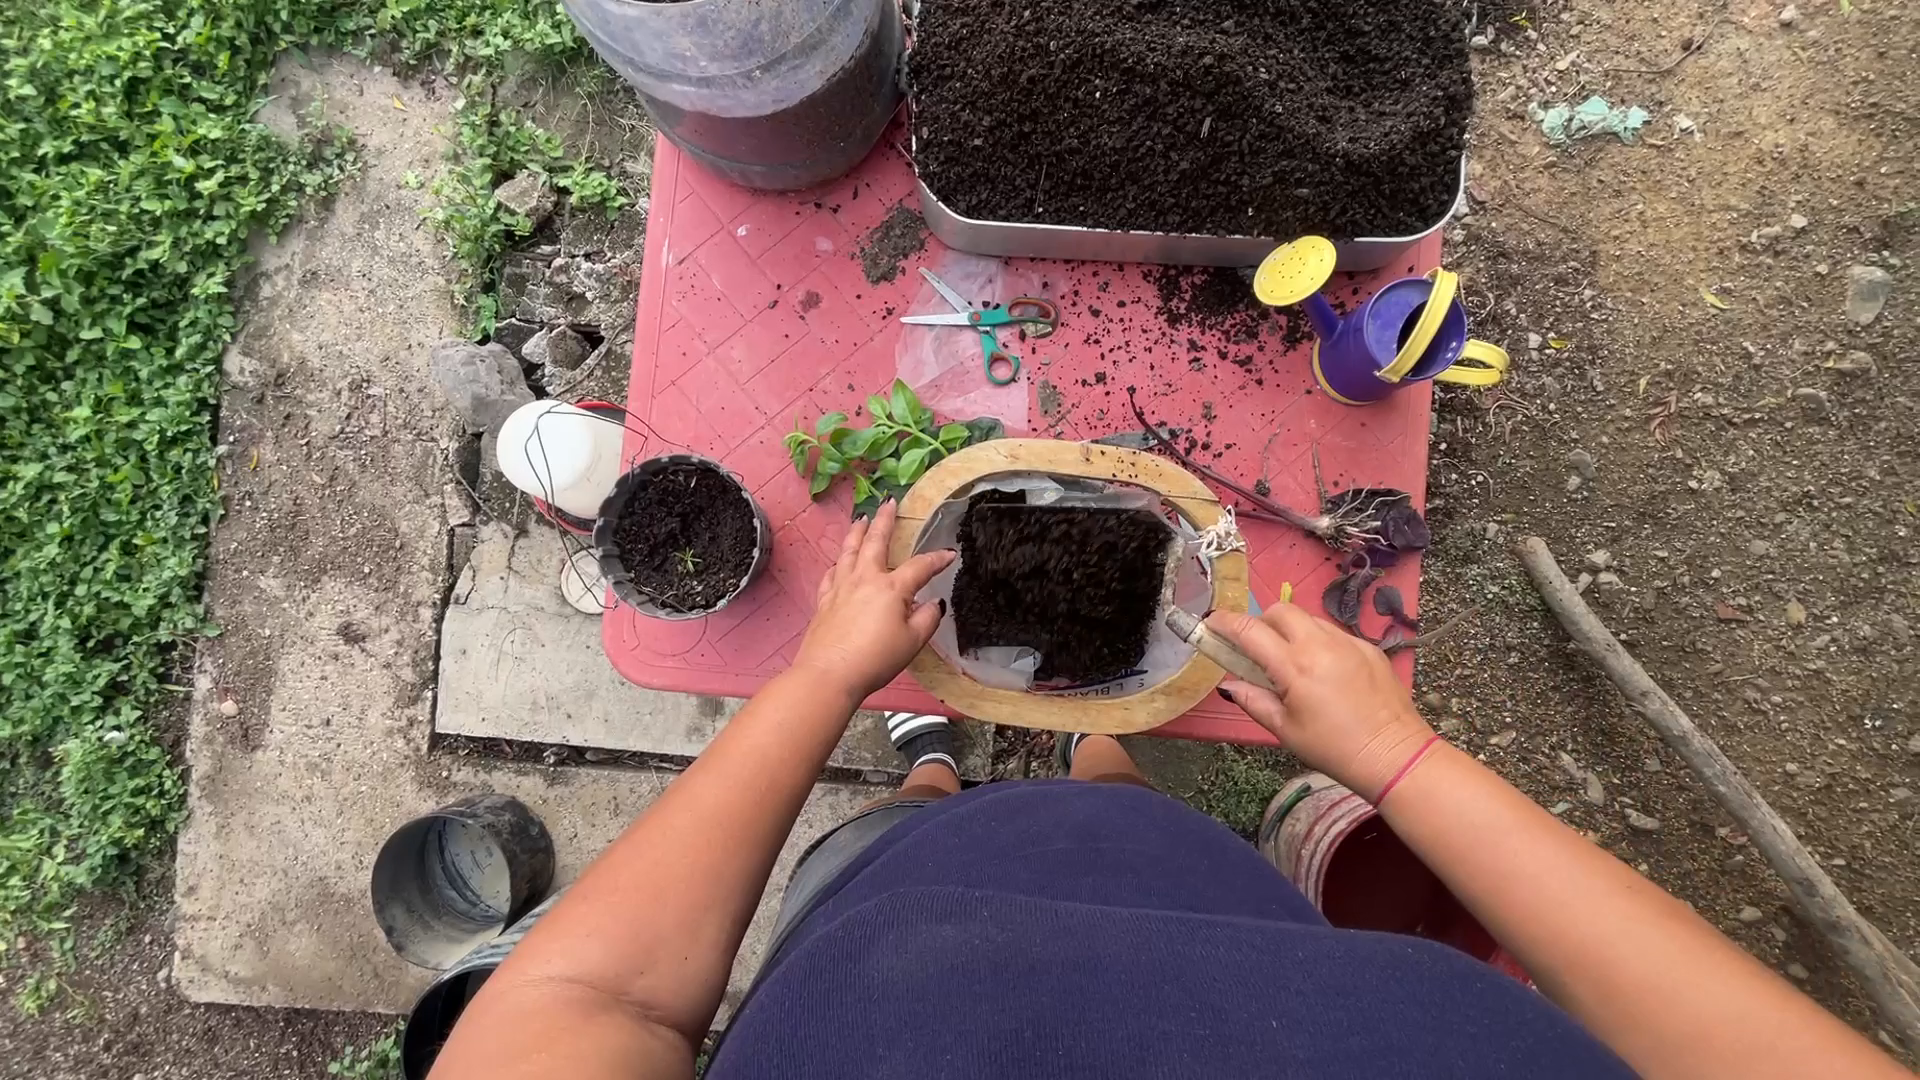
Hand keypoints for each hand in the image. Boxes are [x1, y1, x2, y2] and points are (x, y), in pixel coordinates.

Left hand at [791, 500, 955, 702]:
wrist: (829, 674)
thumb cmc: (875, 659)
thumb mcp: (913, 642)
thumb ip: (927, 618)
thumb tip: (934, 603)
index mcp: (891, 588)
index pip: (920, 567)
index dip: (937, 559)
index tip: (949, 554)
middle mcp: (865, 580)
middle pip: (876, 542)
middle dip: (885, 521)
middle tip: (889, 503)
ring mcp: (841, 588)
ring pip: (849, 551)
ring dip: (857, 532)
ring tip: (861, 519)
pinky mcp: (824, 601)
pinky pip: (831, 573)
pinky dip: (838, 563)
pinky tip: (839, 562)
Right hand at [1206, 605, 1434, 800]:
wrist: (1397, 758)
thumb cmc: (1334, 749)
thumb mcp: (1285, 730)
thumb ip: (1252, 700)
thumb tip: (1228, 684)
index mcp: (1295, 666)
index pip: (1249, 630)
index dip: (1224, 622)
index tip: (1210, 623)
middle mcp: (1321, 644)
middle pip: (1280, 610)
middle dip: (1261, 620)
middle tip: (1255, 647)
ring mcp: (1349, 642)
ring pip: (1308, 618)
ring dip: (1290, 630)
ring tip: (1290, 660)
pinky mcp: (1369, 648)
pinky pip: (1333, 632)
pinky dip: (1317, 641)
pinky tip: (1323, 670)